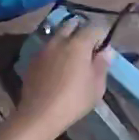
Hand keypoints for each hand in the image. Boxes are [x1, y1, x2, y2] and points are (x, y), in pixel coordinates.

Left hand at [8, 17, 111, 139]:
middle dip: (82, 31)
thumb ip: (102, 64)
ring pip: (57, 36)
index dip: (102, 36)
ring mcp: (43, 49)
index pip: (95, 28)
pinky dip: (55, 52)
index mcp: (79, 44)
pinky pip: (47, 49)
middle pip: (72, 25)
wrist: (40, 114)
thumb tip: (105, 51)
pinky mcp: (33, 60)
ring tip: (71, 58)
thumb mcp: (97, 86)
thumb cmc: (74, 100)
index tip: (103, 50)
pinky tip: (57, 68)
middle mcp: (59, 40)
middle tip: (88, 49)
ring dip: (66, 41)